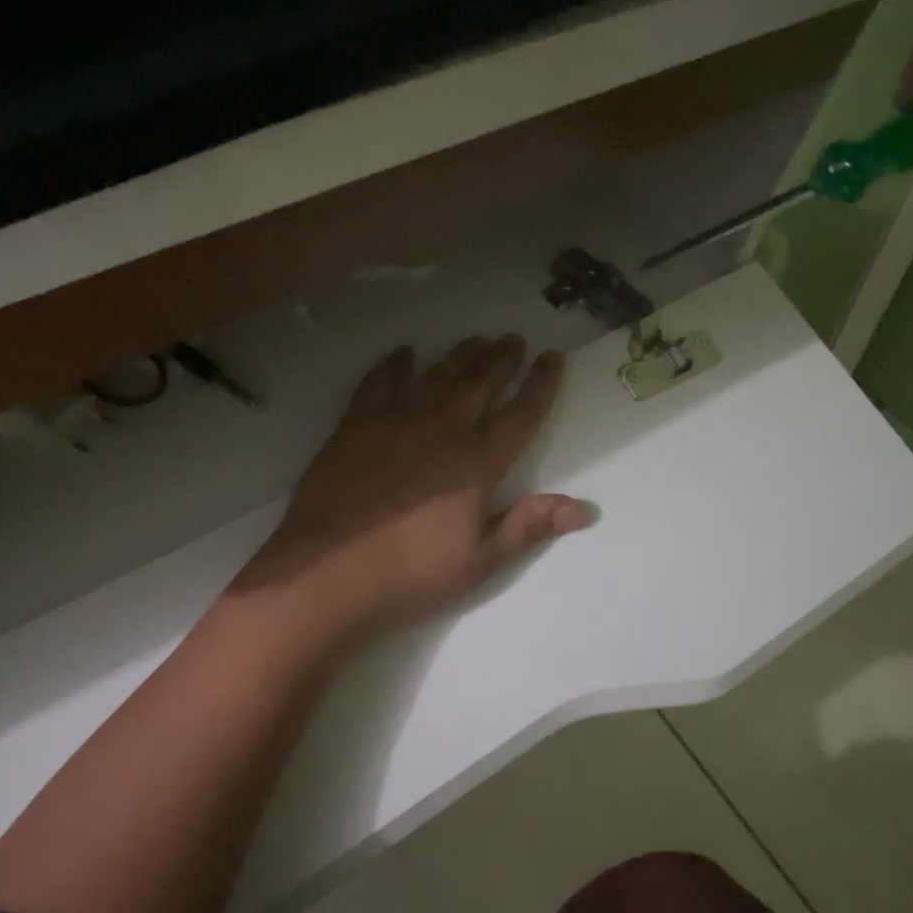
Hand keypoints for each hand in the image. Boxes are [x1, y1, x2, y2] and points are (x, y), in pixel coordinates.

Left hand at [236, 335, 591, 635]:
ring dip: (459, 355)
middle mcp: (441, 430)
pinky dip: (394, 365)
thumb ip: (527, 527)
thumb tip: (583, 508)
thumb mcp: (478, 562)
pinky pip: (379, 383)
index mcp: (477, 463)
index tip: (553, 358)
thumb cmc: (409, 574)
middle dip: (502, 359)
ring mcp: (395, 422)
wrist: (329, 570)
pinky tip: (403, 354)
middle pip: (479, 384)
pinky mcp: (355, 425)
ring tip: (476, 339)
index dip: (541, 385)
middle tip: (514, 338)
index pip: (520, 415)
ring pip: (436, 376)